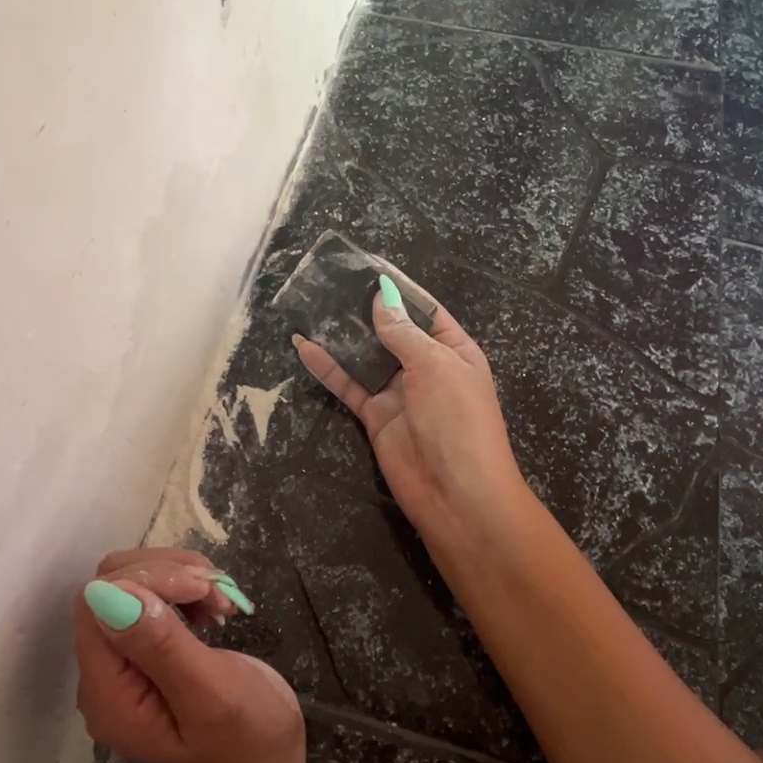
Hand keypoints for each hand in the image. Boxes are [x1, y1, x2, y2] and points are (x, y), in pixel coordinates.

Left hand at [73, 548, 303, 762]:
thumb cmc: (248, 740)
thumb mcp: (211, 693)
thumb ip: (160, 644)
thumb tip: (107, 592)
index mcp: (109, 694)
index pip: (97, 603)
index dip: (146, 580)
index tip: (200, 587)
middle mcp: (104, 677)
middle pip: (112, 585)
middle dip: (167, 575)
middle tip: (217, 592)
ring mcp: (124, 664)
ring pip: (132, 582)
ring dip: (179, 577)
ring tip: (220, 600)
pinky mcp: (146, 653)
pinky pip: (150, 597)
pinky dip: (184, 588)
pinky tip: (212, 607)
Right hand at [292, 271, 525, 534]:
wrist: (458, 497)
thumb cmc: (458, 421)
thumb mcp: (435, 366)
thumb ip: (403, 332)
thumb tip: (382, 296)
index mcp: (454, 351)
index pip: (424, 310)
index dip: (398, 288)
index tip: (367, 266)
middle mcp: (427, 368)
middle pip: (391, 330)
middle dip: (365, 308)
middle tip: (330, 281)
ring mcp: (400, 393)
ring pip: (366, 356)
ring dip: (343, 335)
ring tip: (312, 305)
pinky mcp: (376, 417)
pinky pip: (349, 386)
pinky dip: (328, 368)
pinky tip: (304, 347)